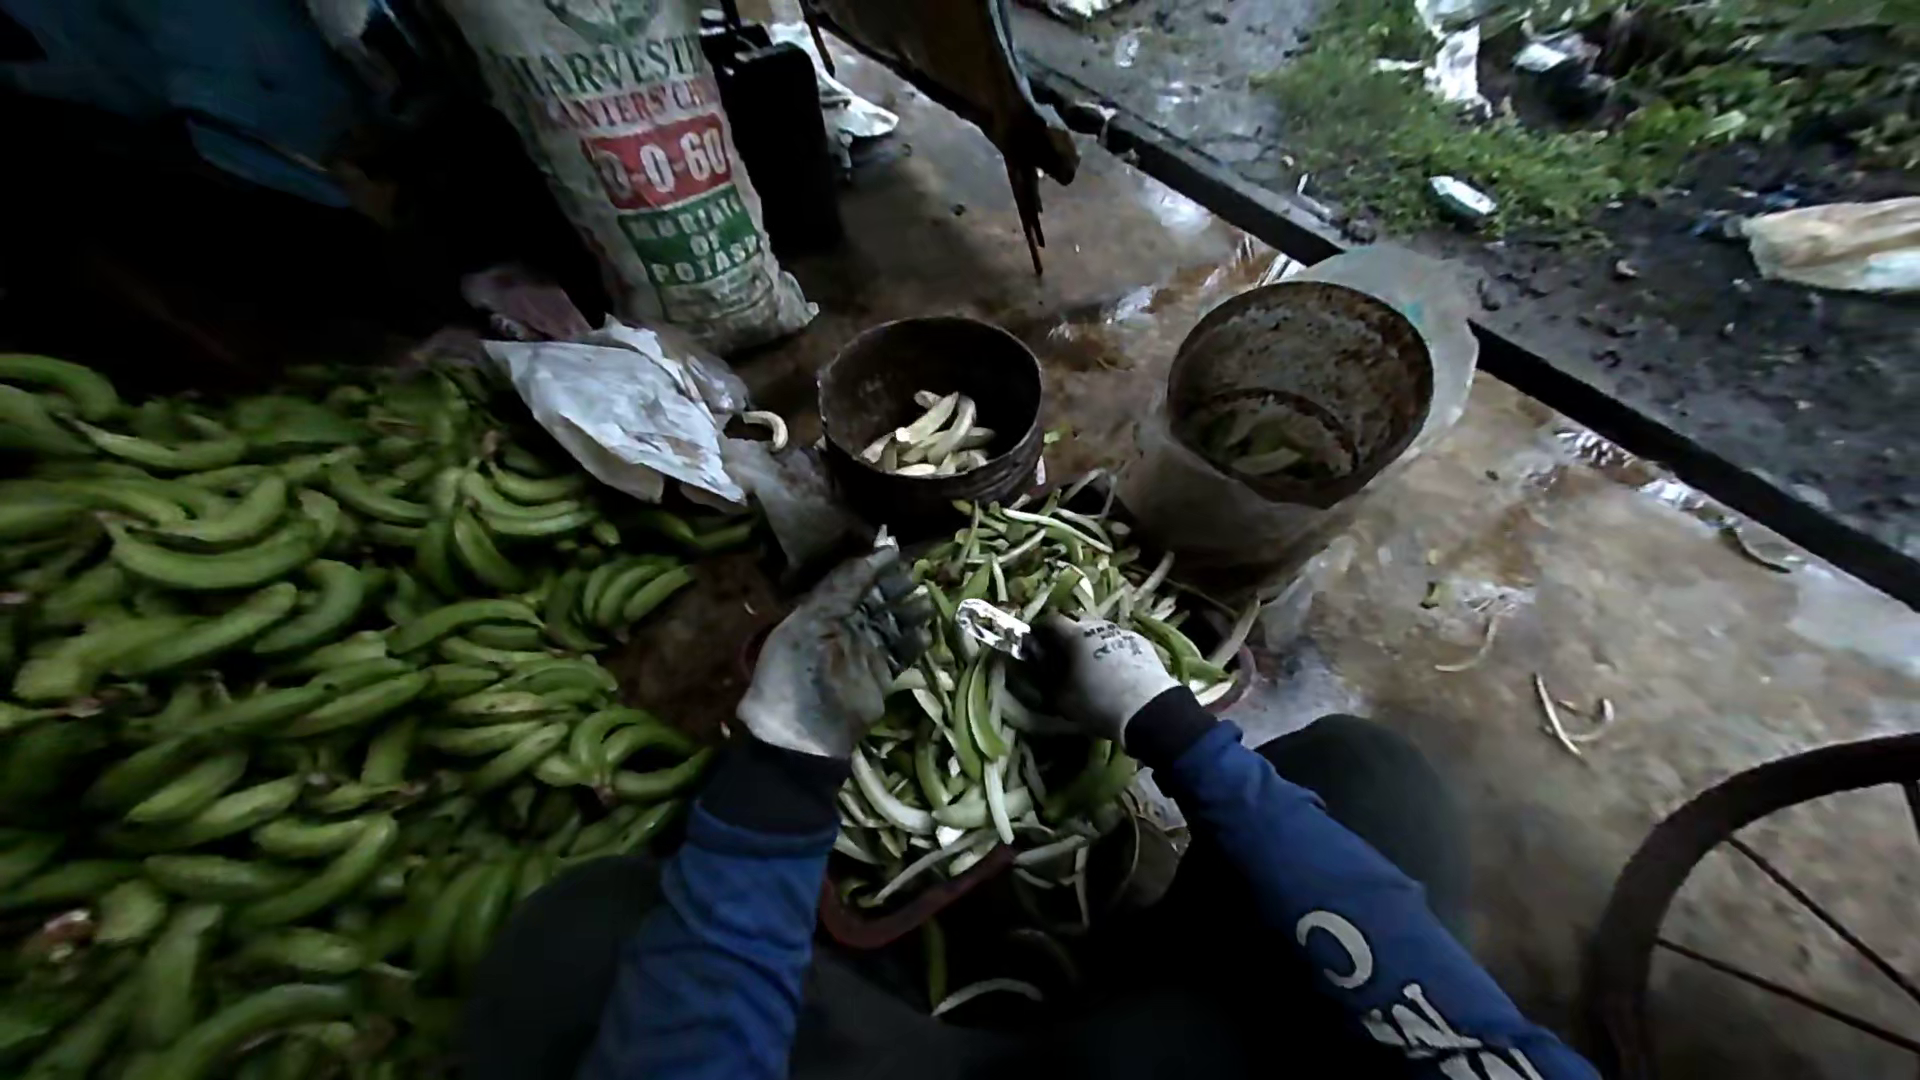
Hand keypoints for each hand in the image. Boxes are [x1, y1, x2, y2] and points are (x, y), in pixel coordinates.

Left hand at [737, 548, 933, 758]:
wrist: (802, 735)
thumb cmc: (798, 672)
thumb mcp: (810, 622)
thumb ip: (842, 587)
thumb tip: (875, 554)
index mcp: (821, 613)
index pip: (852, 582)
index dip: (873, 566)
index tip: (896, 551)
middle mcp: (844, 629)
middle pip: (876, 600)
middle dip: (896, 587)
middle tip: (917, 576)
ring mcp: (864, 653)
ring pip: (893, 624)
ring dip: (910, 612)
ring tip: (926, 602)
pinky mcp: (880, 677)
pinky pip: (901, 653)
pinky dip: (914, 642)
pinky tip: (925, 633)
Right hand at [1031, 613, 1179, 745]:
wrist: (1149, 709)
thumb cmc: (1098, 702)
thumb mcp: (1063, 699)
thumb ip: (1048, 681)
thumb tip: (1043, 671)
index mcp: (1074, 636)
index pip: (1051, 621)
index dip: (1042, 630)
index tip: (1038, 643)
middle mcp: (1098, 626)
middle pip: (1077, 622)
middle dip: (1068, 635)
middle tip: (1065, 655)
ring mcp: (1123, 633)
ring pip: (1101, 631)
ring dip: (1093, 642)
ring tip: (1092, 664)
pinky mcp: (1142, 644)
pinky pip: (1120, 642)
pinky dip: (1113, 651)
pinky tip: (1116, 670)